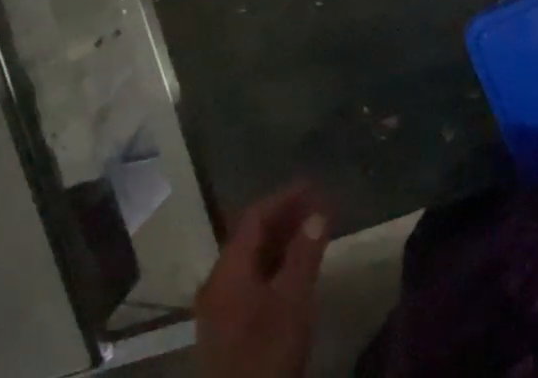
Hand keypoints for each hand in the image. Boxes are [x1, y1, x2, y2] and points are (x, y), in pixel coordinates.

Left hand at [195, 184, 329, 377]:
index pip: (253, 219)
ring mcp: (220, 305)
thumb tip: (317, 214)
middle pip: (249, 237)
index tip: (314, 185)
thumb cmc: (268, 352)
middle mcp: (218, 282)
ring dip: (281, 239)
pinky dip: (276, 262)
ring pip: (251, 258)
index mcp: (227, 271)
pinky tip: (297, 266)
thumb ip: (304, 254)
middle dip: (285, 216)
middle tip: (320, 203)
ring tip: (314, 228)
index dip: (284, 198)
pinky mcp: (228, 325)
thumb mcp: (293, 301)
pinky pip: (252, 277)